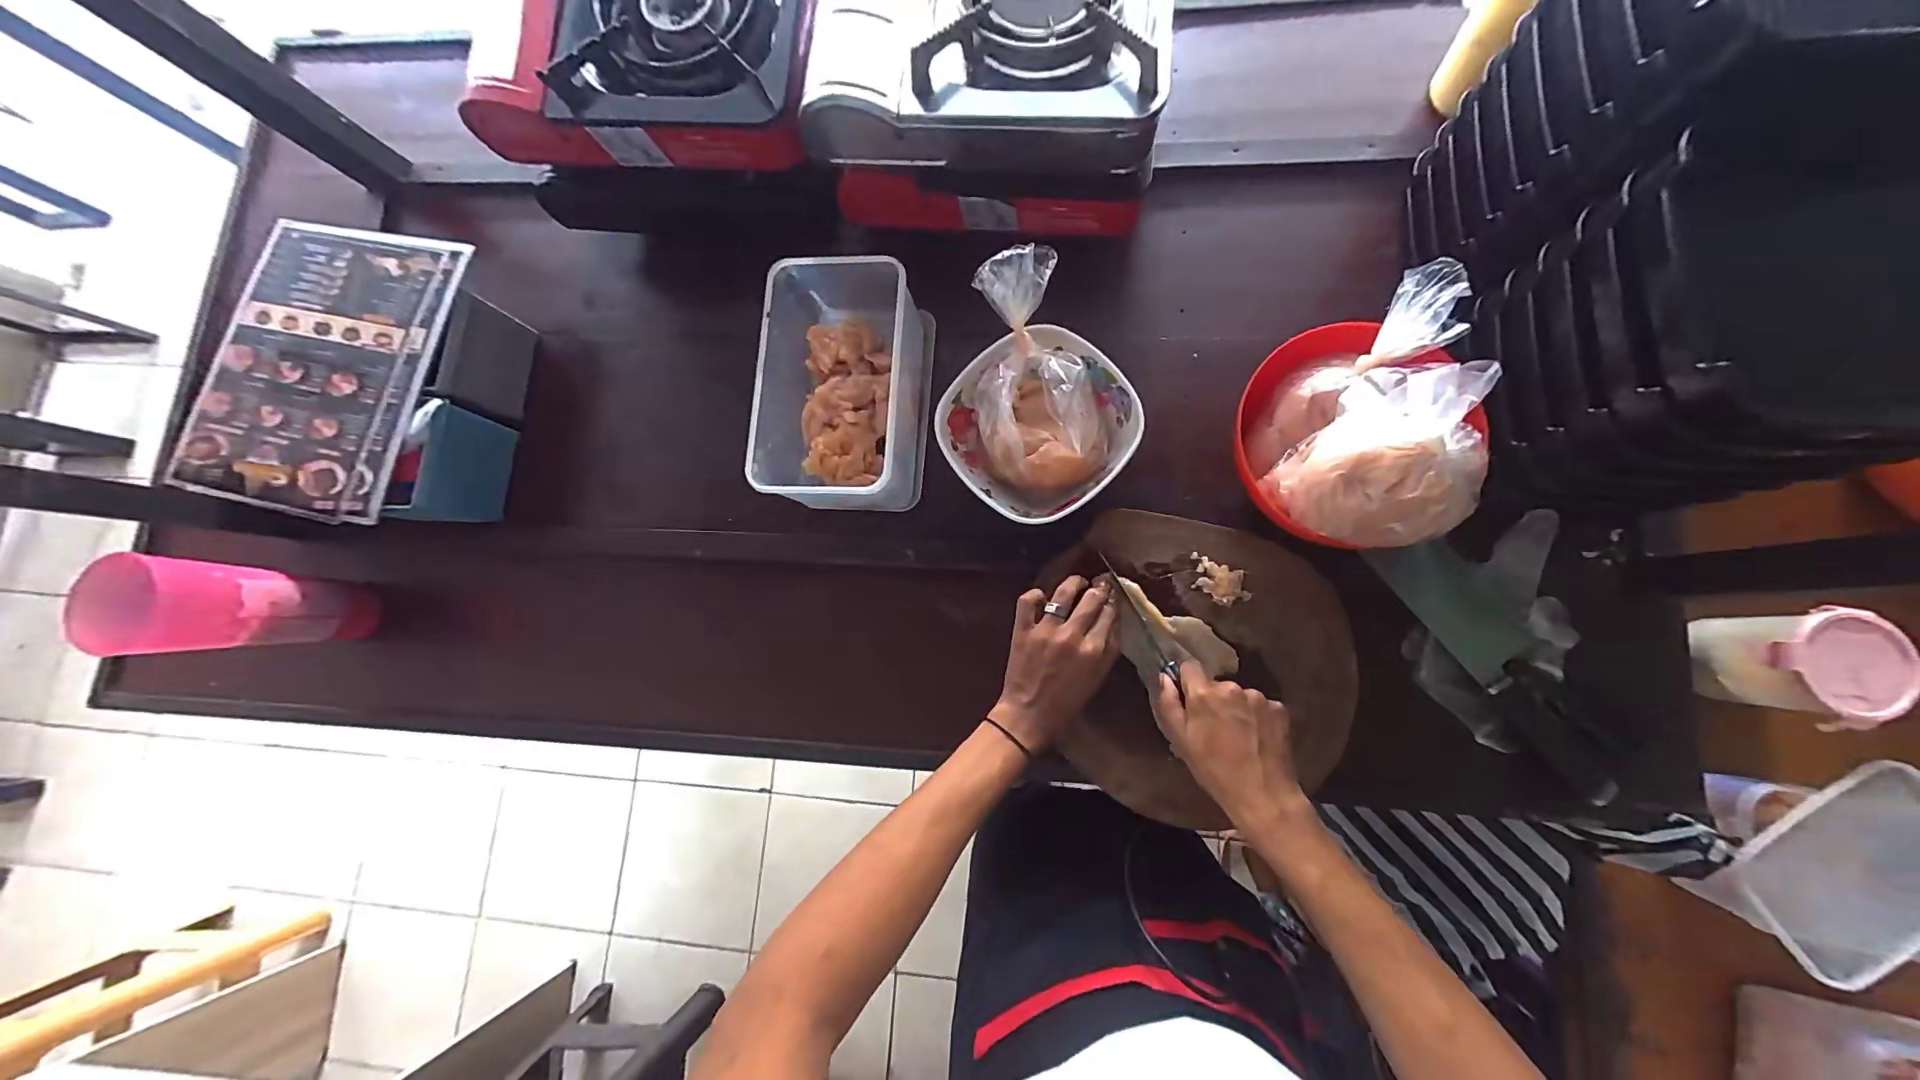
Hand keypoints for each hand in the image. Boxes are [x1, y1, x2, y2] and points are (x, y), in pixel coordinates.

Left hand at [989, 576, 1118, 752]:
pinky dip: (1035, 595)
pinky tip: (1041, 596)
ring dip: (1073, 583)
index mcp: (1094, 650)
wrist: (1029, 715)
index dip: (1113, 600)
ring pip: (1063, 593)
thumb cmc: (1067, 701)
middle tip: (1098, 585)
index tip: (1113, 594)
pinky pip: (1028, 602)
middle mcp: (1072, 636)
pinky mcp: (1023, 630)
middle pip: (1091, 599)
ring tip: (1077, 582)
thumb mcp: (1097, 678)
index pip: (1109, 614)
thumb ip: (1108, 650)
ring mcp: (1045, 631)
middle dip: (1098, 588)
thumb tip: (1114, 621)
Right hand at [1153, 660, 1309, 830]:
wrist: (1263, 794)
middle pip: (1216, 684)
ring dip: (1235, 708)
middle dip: (1213, 700)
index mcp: (1203, 693)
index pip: (1190, 666)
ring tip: (1238, 736)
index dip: (1187, 681)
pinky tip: (1257, 738)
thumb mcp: (1180, 740)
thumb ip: (1168, 704)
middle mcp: (1231, 687)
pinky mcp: (1279, 709)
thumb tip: (1165, 677)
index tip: (1188, 698)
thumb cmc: (1214, 770)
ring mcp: (1258, 697)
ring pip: (1239, 695)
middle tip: (1214, 727)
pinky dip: (1256, 717)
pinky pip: (1260, 706)